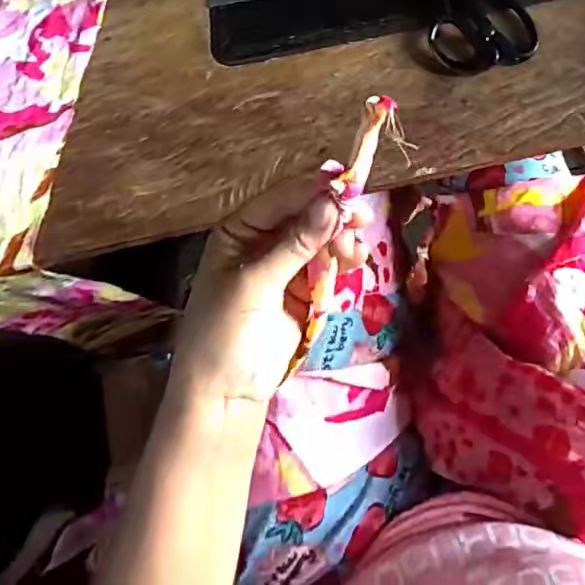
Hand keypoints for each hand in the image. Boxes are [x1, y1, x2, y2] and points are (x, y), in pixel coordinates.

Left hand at [169, 166, 344, 405]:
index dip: (314, 192)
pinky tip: (356, 260)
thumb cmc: (223, 333)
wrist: (223, 396)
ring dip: (341, 238)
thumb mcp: (255, 284)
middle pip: (306, 215)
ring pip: (321, 238)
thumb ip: (296, 244)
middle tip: (361, 219)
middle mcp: (262, 240)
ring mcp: (285, 265)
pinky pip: (327, 264)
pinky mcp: (303, 290)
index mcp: (240, 229)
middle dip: (333, 216)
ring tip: (355, 250)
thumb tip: (332, 204)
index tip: (349, 189)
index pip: (282, 200)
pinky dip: (342, 260)